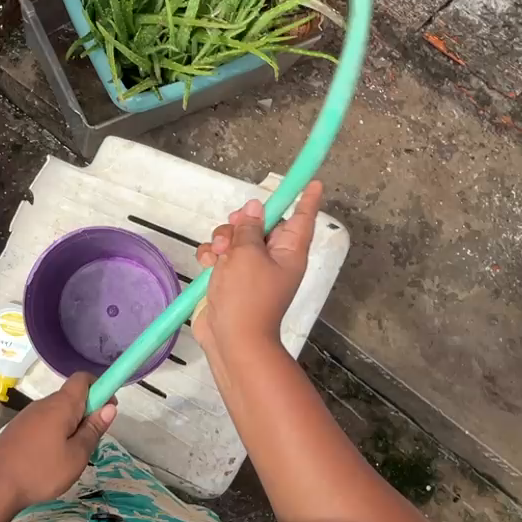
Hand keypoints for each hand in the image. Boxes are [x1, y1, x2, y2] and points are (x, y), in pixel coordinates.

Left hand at [0, 373, 116, 508]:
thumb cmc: (41, 471)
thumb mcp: (76, 456)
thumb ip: (93, 430)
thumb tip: (109, 407)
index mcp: (61, 405)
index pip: (83, 379)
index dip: (100, 388)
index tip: (108, 410)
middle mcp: (43, 404)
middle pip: (71, 397)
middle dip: (86, 413)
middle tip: (90, 443)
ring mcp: (27, 416)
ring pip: (57, 412)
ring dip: (70, 426)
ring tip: (70, 456)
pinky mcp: (17, 429)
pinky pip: (43, 423)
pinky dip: (54, 433)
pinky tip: (50, 459)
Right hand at [192, 180, 321, 356]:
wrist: (233, 338)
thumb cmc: (248, 296)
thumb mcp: (248, 254)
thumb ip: (249, 228)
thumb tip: (255, 209)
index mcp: (289, 251)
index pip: (301, 219)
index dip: (306, 200)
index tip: (313, 183)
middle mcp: (272, 258)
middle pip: (260, 225)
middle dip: (242, 222)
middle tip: (234, 225)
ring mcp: (250, 270)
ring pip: (235, 239)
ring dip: (222, 239)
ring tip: (217, 254)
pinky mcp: (229, 280)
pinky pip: (220, 256)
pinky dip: (211, 256)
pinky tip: (207, 264)